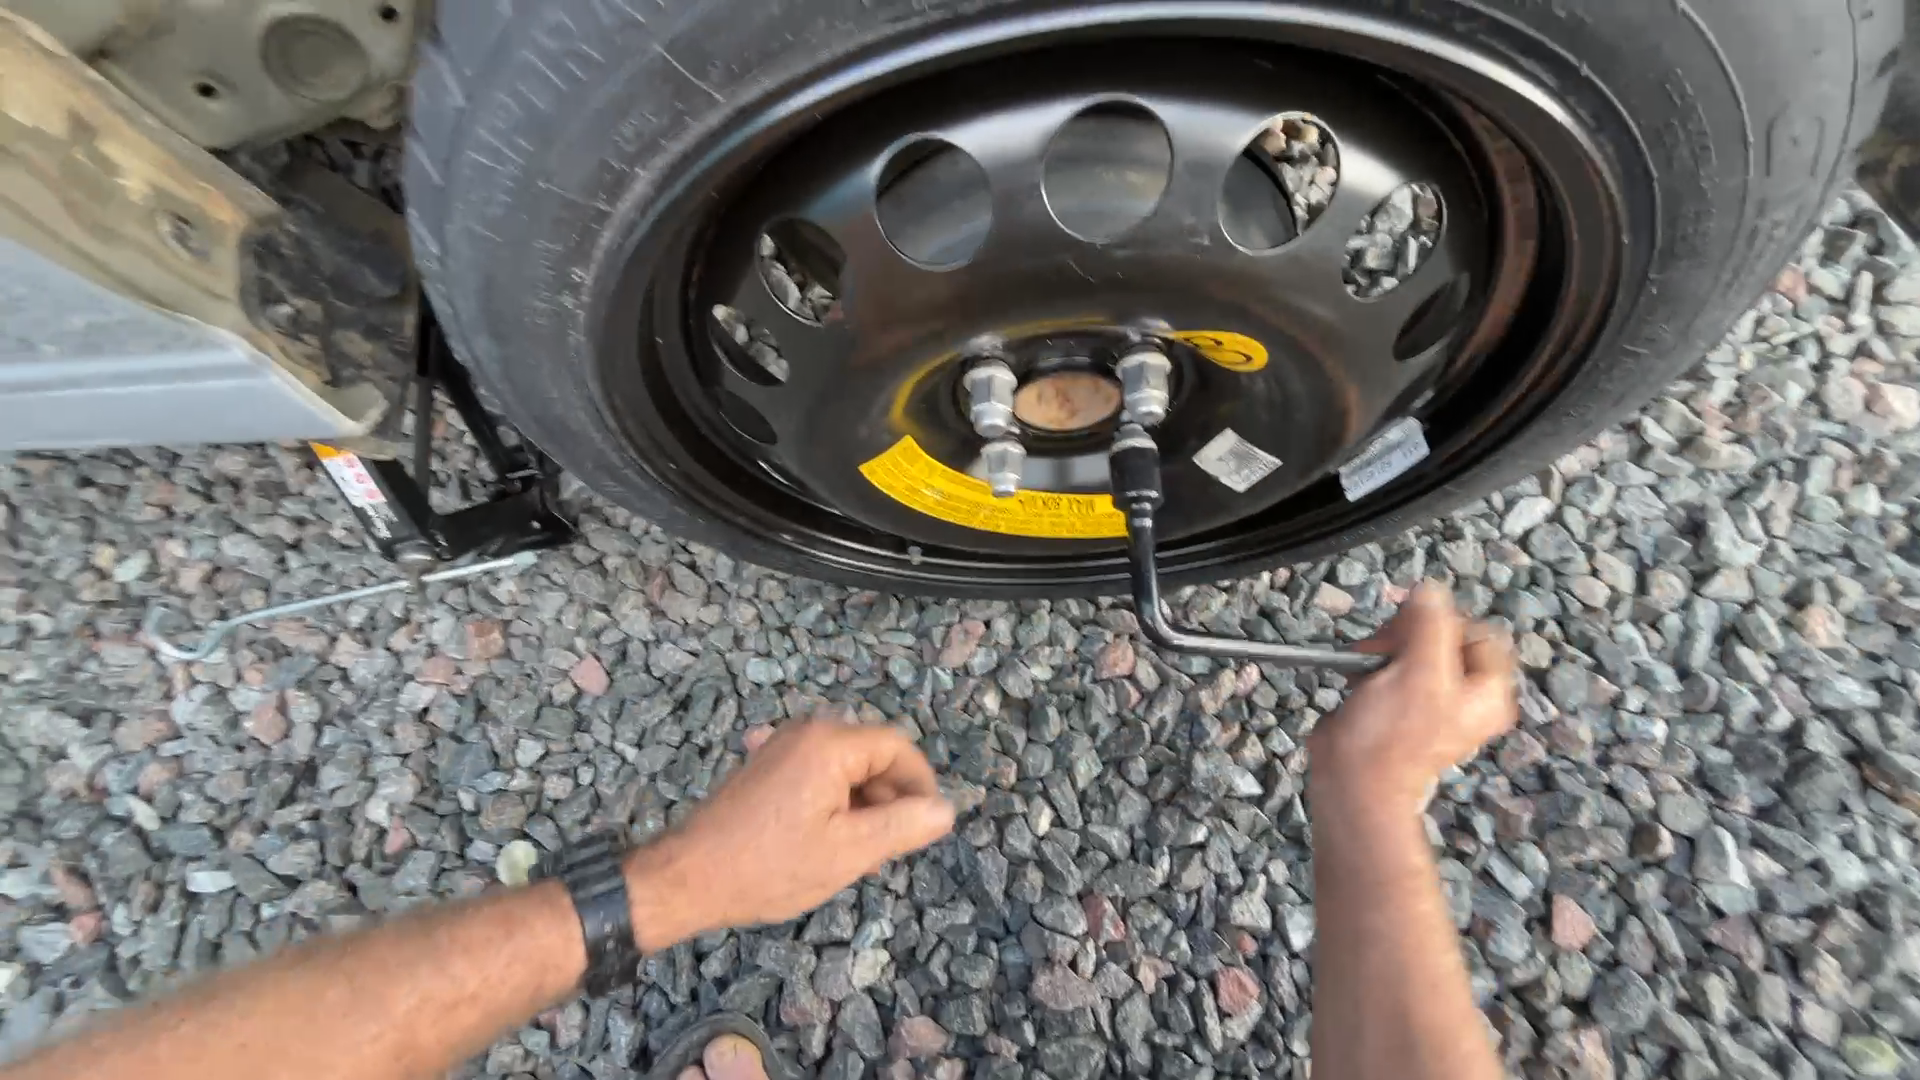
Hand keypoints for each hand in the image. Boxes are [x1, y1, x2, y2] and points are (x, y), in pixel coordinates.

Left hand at [626, 715, 954, 946]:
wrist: (685, 877)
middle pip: (871, 753)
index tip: (926, 825)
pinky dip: (831, 798)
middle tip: (888, 848)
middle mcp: (808, 730)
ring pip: (844, 765)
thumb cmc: (769, 866)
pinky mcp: (765, 762)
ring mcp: (782, 743)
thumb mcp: (848, 852)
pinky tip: (823, 833)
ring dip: (860, 802)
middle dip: (888, 798)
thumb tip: (946, 810)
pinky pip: (816, 771)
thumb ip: (903, 827)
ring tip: (854, 850)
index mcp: (831, 742)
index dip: (920, 784)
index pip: (898, 748)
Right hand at [1307, 582, 1516, 818]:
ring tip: (1365, 661)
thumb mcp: (1418, 673)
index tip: (1410, 623)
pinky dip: (1372, 662)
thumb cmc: (1391, 734)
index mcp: (1487, 692)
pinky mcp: (1397, 703)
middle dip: (1408, 634)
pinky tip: (1358, 673)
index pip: (1480, 632)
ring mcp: (1429, 700)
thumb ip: (1430, 626)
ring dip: (1384, 646)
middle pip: (1443, 637)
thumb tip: (1429, 589)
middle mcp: (1463, 695)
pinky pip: (1391, 666)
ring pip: (1412, 649)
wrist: (1352, 778)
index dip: (1444, 621)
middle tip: (1383, 645)